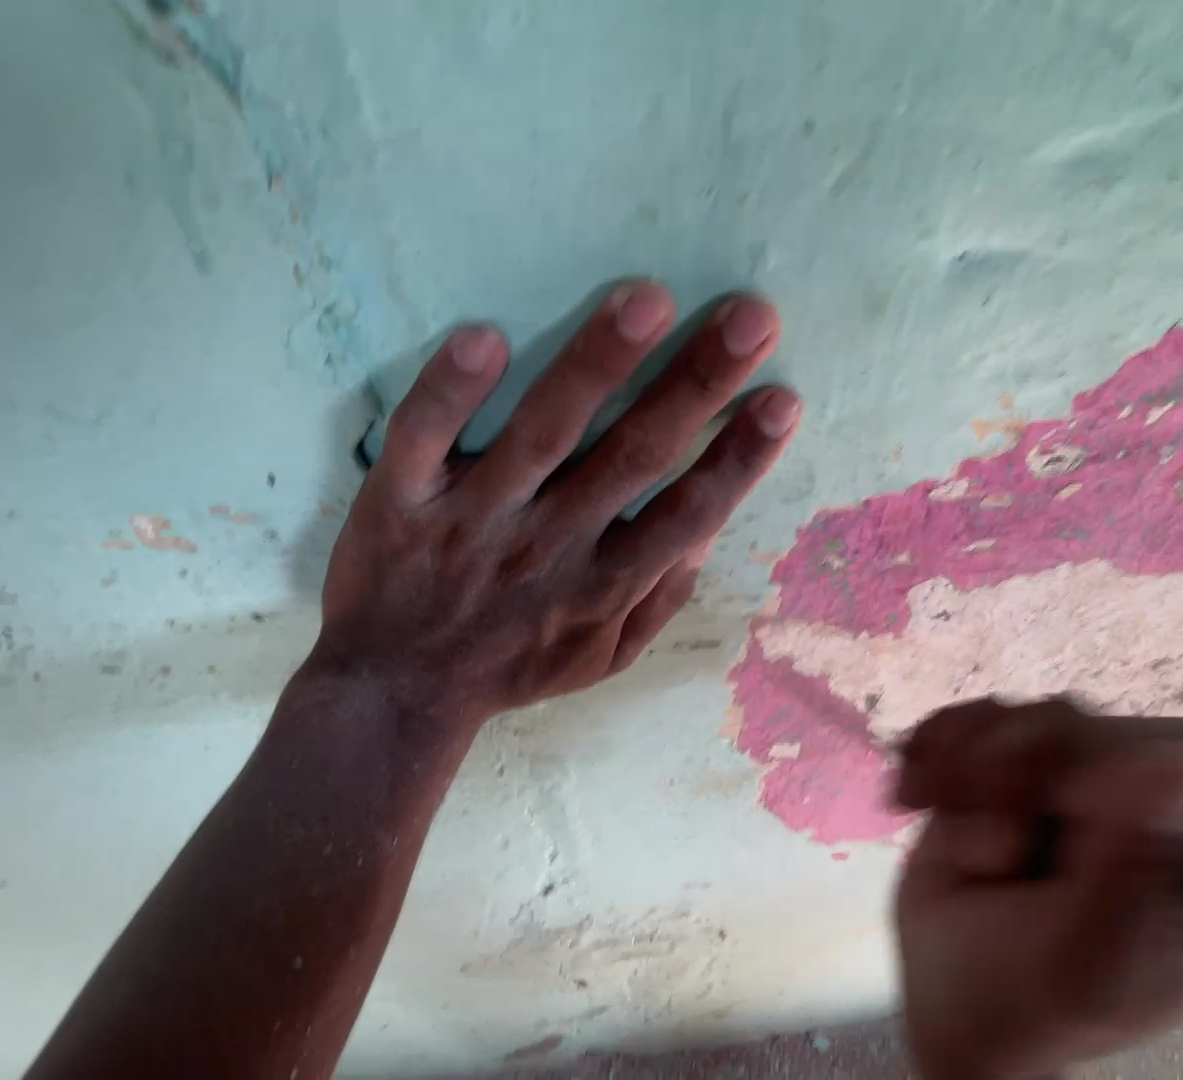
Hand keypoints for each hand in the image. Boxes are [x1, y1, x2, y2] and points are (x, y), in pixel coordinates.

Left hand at [312, 282, 799, 724]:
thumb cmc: (516, 665)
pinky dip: (450, 393)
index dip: (740, 459)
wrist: (398, 691)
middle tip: (752, 316)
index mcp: (606, 582)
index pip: (690, 512)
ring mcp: (476, 519)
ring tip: (646, 300)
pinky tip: (483, 338)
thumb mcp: (607, 655)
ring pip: (543, 434)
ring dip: (596, 366)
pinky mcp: (402, 501)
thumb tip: (709, 526)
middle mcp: (552, 543)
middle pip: (635, 455)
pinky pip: (423, 439)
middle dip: (698, 384)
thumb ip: (661, 595)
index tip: (784, 399)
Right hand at [892, 697, 1182, 1078]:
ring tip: (959, 852)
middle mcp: (1135, 802)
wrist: (945, 997)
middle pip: (1092, 728)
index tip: (1069, 800)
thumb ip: (1125, 874)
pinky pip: (971, 713)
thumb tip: (1162, 771)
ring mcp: (1064, 773)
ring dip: (971, 775)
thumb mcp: (1086, 966)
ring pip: (1026, 715)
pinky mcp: (1004, 756)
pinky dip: (934, 749)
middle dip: (1021, 781)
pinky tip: (917, 798)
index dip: (1137, 758)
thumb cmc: (1030, 1004)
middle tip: (993, 854)